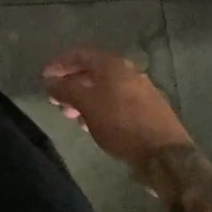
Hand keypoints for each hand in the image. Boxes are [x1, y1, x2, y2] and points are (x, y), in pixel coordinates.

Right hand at [43, 46, 192, 169]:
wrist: (167, 157)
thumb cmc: (121, 123)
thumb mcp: (86, 104)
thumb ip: (64, 89)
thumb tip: (49, 81)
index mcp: (113, 64)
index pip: (79, 54)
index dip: (58, 64)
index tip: (44, 77)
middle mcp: (129, 72)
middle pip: (92, 72)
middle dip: (71, 85)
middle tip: (57, 101)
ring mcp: (142, 92)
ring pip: (105, 90)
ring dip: (85, 99)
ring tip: (72, 116)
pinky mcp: (150, 112)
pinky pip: (118, 104)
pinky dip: (101, 109)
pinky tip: (94, 125)